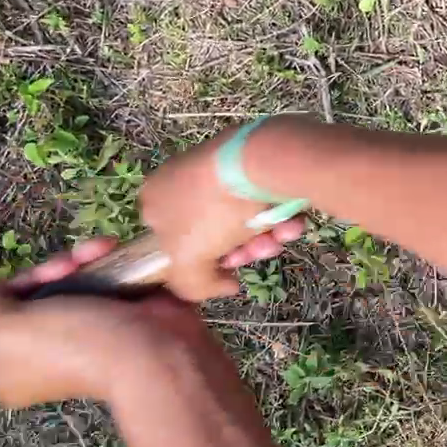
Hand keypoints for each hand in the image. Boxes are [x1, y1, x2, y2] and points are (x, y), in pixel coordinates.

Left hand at [0, 233, 295, 406]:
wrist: (154, 350)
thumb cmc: (74, 346)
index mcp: (6, 368)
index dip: (0, 295)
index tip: (21, 286)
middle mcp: (44, 349)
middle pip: (30, 294)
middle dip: (45, 271)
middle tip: (63, 267)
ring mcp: (87, 328)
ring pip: (68, 281)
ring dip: (76, 259)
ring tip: (95, 251)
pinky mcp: (122, 308)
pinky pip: (104, 276)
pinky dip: (105, 259)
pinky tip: (109, 247)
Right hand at [141, 120, 306, 300]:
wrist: (259, 160)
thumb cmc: (212, 210)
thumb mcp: (186, 260)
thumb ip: (193, 286)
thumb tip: (225, 286)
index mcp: (154, 197)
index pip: (170, 238)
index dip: (199, 259)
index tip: (224, 265)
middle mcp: (185, 180)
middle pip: (215, 231)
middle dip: (243, 249)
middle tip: (259, 251)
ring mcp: (222, 168)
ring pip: (246, 218)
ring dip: (266, 237)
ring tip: (280, 237)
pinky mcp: (258, 163)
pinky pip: (267, 199)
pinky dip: (282, 216)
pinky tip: (293, 222)